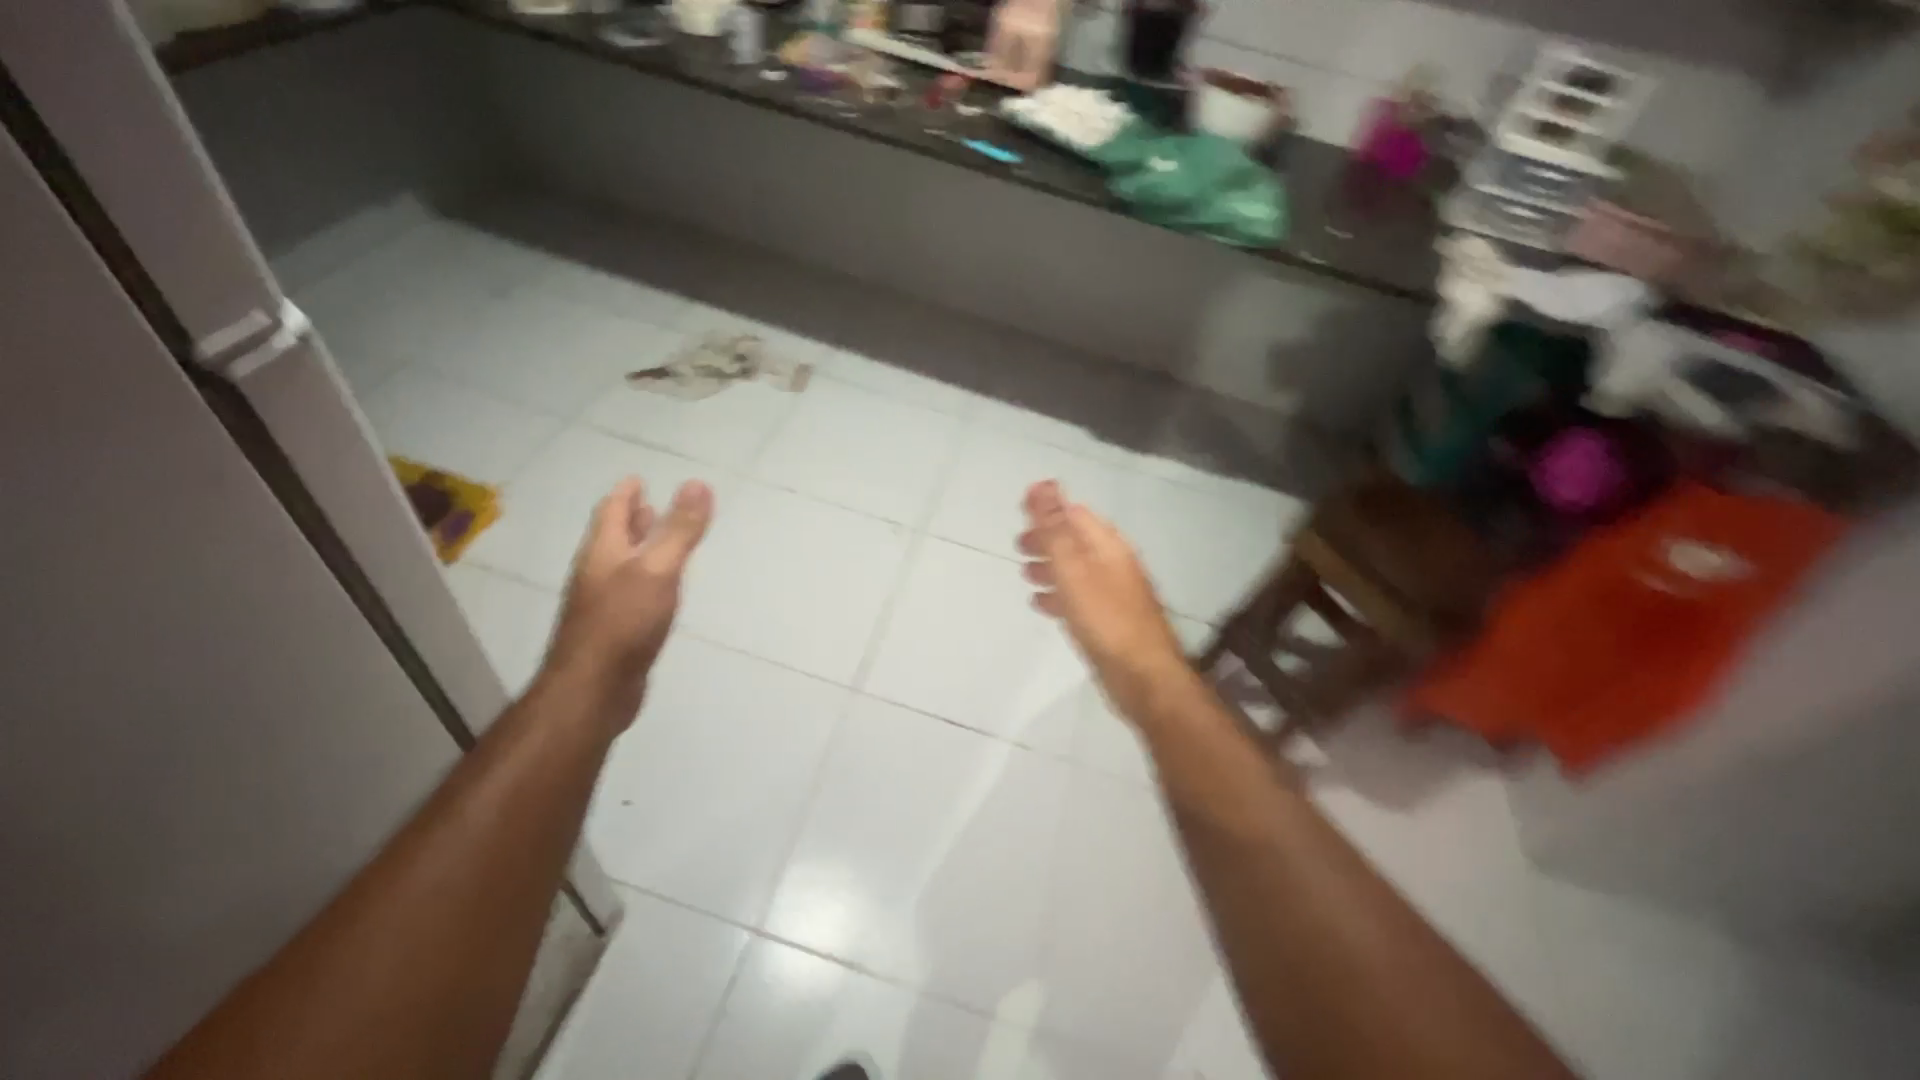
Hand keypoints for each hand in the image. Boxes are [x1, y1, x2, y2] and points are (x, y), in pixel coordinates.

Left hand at [538, 477, 713, 728]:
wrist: (593, 689)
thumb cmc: (624, 623)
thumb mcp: (658, 569)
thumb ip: (679, 530)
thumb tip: (698, 483)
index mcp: (603, 552)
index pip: (612, 512)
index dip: (626, 494)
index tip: (638, 479)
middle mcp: (597, 573)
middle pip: (613, 537)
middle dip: (631, 519)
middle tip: (649, 503)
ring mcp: (602, 604)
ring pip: (621, 566)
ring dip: (637, 549)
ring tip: (657, 541)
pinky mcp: (613, 631)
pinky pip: (629, 593)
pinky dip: (644, 580)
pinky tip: (659, 591)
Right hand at [1018, 480, 1191, 720]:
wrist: (1143, 676)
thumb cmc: (1105, 618)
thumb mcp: (1073, 568)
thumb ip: (1055, 528)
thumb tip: (1042, 484)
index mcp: (1108, 547)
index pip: (1076, 515)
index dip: (1049, 510)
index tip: (1020, 510)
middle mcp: (1114, 565)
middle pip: (1077, 543)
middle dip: (1047, 540)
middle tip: (1018, 545)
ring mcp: (1113, 595)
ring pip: (1077, 572)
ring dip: (1051, 568)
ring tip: (1024, 573)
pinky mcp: (1109, 623)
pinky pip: (1079, 599)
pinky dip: (1059, 595)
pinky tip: (1042, 605)